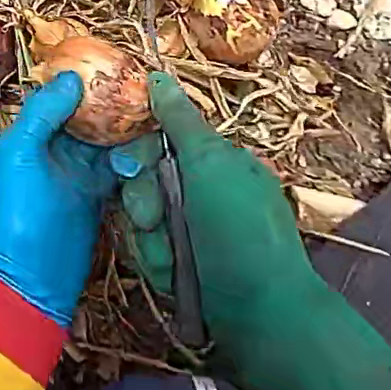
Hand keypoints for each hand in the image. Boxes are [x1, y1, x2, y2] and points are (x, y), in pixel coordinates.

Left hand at [0, 71, 134, 325]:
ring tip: (148, 138)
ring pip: (113, 142)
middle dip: (118, 110)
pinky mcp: (103, 197)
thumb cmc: (18, 209)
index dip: (90, 84)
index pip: (64, 98)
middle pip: (94, 118)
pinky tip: (150, 162)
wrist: (30, 273)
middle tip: (150, 99)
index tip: (122, 69)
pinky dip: (138, 166)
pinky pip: (125, 171)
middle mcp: (58, 148)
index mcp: (33, 133)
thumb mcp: (21, 152)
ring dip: (131, 139)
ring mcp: (81, 172)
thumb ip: (42, 113)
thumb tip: (70, 76)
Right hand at [119, 72, 320, 327]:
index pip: (151, 140)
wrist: (261, 314)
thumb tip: (157, 75)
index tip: (130, 168)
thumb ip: (179, 121)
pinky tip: (173, 273)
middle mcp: (198, 189)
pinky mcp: (178, 259)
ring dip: (148, 236)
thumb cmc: (240, 231)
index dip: (135, 155)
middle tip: (153, 219)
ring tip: (171, 256)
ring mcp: (188, 226)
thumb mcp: (210, 166)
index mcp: (213, 161)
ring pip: (136, 214)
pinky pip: (143, 245)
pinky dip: (154, 259)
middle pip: (138, 178)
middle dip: (141, 201)